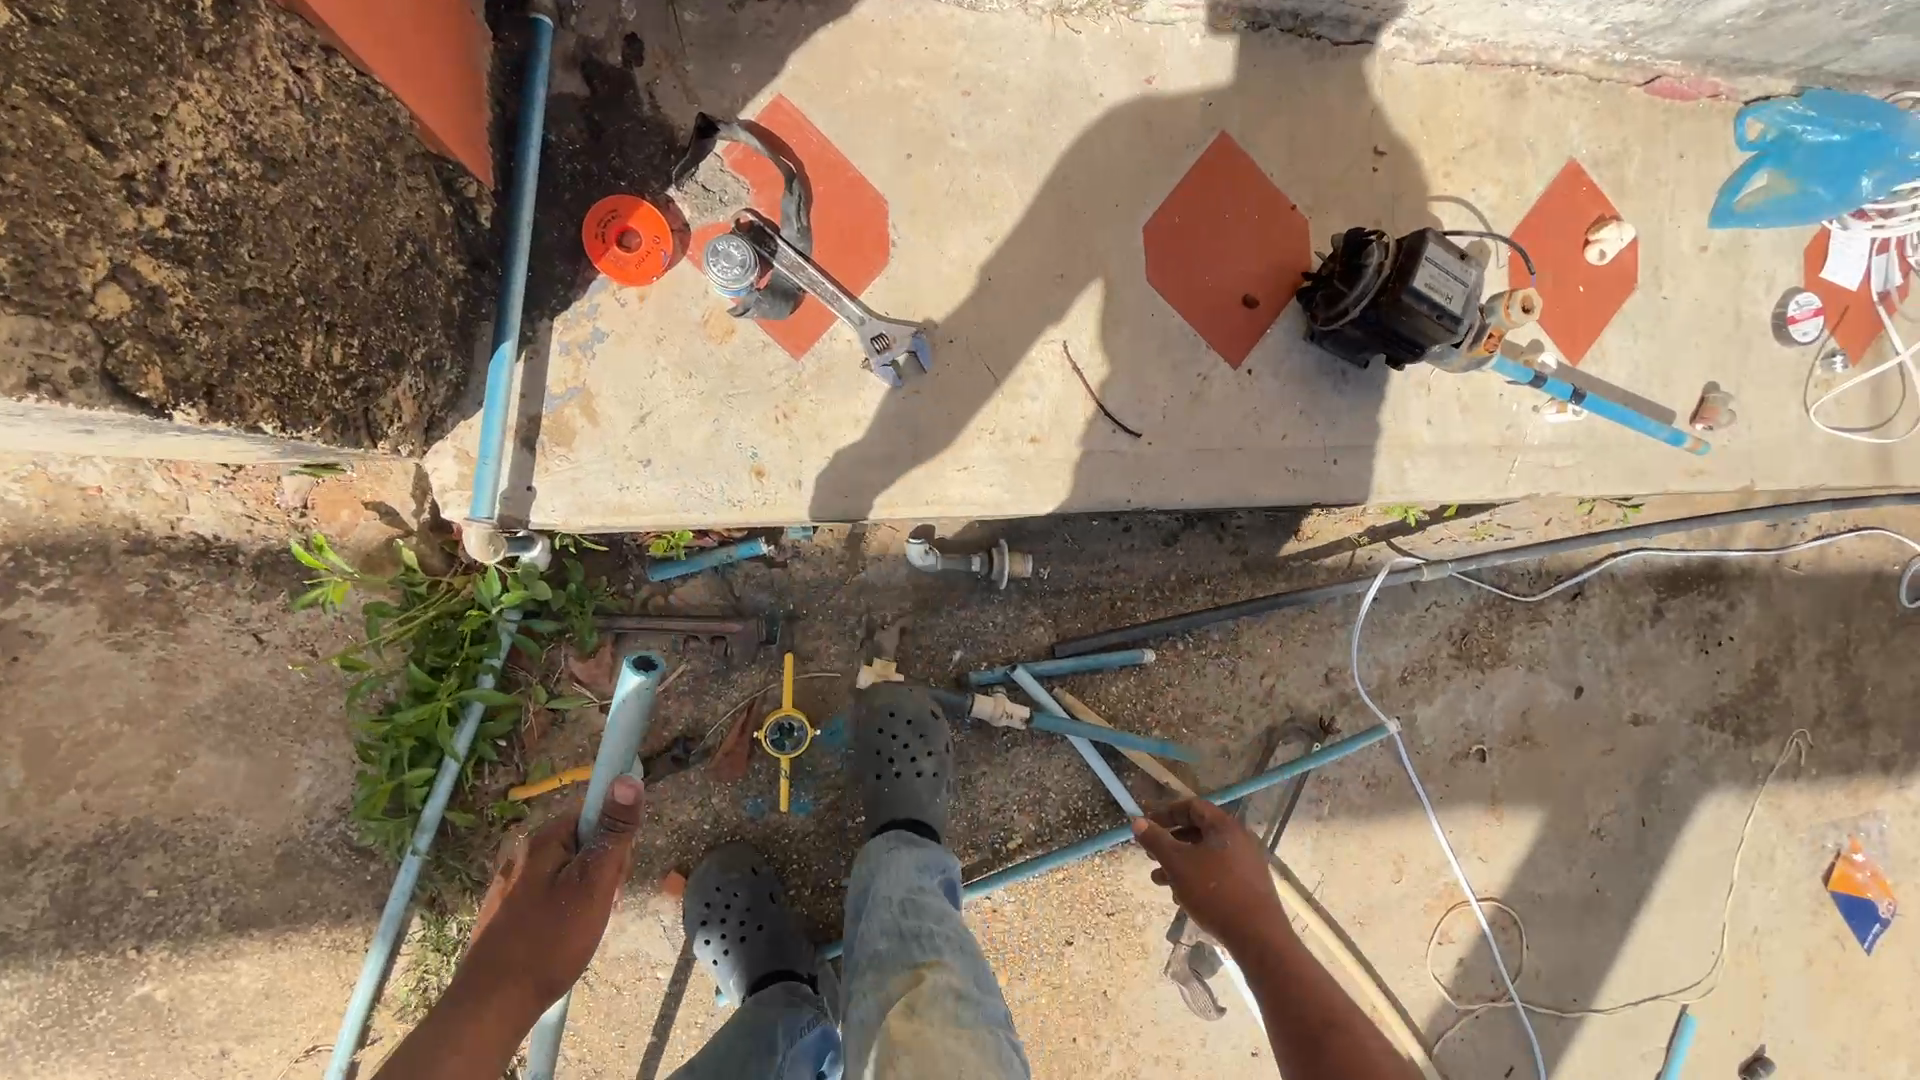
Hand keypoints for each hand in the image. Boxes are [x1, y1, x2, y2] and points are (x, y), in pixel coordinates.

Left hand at [450, 774, 646, 1017]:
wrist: (490, 1007)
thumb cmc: (550, 941)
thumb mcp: (594, 883)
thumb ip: (614, 831)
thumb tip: (626, 779)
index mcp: (543, 839)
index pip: (594, 813)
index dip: (615, 838)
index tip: (616, 872)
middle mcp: (523, 853)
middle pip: (582, 843)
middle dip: (602, 869)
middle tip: (603, 903)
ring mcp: (511, 885)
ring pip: (568, 872)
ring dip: (586, 892)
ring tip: (585, 925)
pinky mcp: (506, 912)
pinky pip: (550, 895)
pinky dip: (565, 910)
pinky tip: (565, 937)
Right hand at [1131, 798, 1287, 955]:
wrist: (1258, 936)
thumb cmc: (1214, 892)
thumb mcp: (1177, 863)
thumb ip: (1156, 840)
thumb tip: (1137, 822)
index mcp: (1225, 826)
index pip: (1192, 806)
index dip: (1166, 813)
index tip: (1148, 826)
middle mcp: (1239, 839)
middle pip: (1198, 831)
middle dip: (1170, 843)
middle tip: (1151, 855)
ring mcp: (1247, 863)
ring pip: (1206, 855)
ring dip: (1180, 864)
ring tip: (1160, 880)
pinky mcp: (1249, 885)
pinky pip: (1217, 872)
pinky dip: (1197, 877)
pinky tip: (1182, 897)